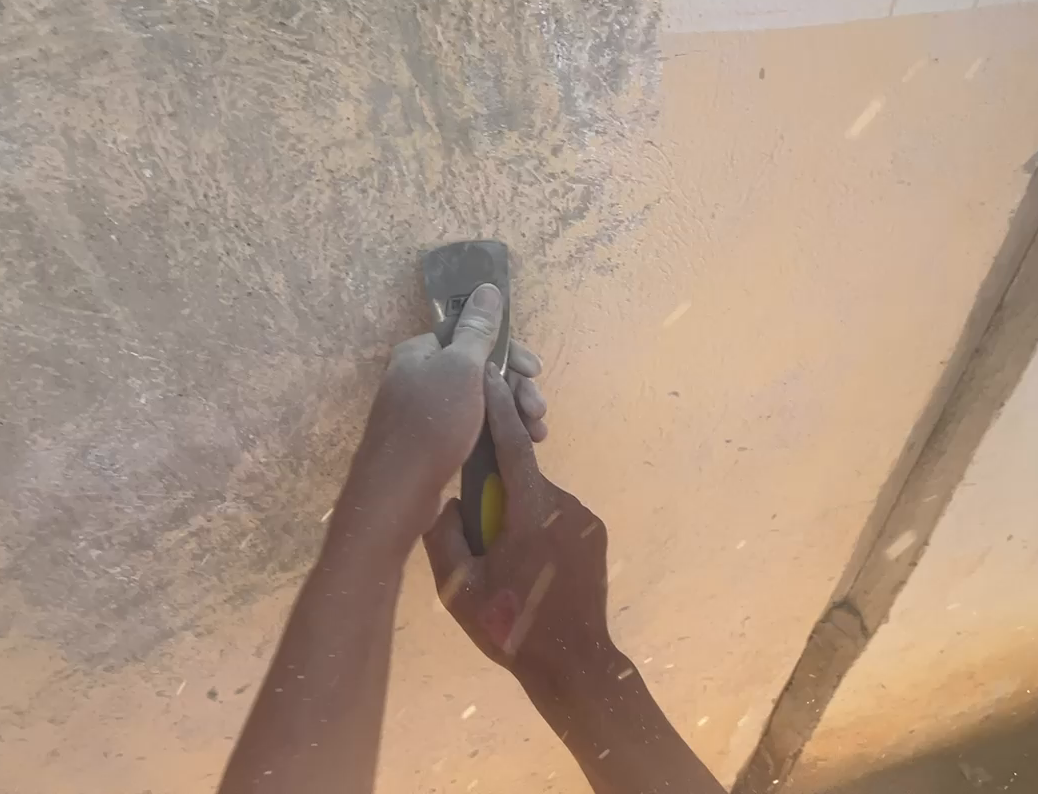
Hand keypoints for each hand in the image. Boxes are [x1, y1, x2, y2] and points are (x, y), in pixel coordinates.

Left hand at [336, 284, 547, 553]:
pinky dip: (498, 431)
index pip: (472, 336)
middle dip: (516, 387)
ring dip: (513, 411)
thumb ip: (478, 330)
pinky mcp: (432, 442)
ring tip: (537, 433)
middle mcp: (421, 376)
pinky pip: (472, 425)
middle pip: (480, 369)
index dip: (509, 351)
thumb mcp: (461, 369)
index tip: (535, 371)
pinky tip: (520, 444)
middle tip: (538, 410)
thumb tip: (487, 287)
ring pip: (480, 400)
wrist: (396, 494)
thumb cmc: (431, 424)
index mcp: (422, 352)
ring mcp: (426, 411)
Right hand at [422, 363, 615, 686]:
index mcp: (530, 511)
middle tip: (477, 522)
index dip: (498, 406)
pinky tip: (527, 562)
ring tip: (502, 554)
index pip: (512, 444)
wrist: (575, 666)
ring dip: (515, 509)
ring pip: (536, 497)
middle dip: (496, 484)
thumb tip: (445, 500)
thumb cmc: (512, 628)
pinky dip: (535, 523)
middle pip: (520, 474)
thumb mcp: (458, 589)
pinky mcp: (594, 534)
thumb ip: (443, 535)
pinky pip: (554, 514)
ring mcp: (584, 518)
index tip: (487, 372)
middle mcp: (563, 503)